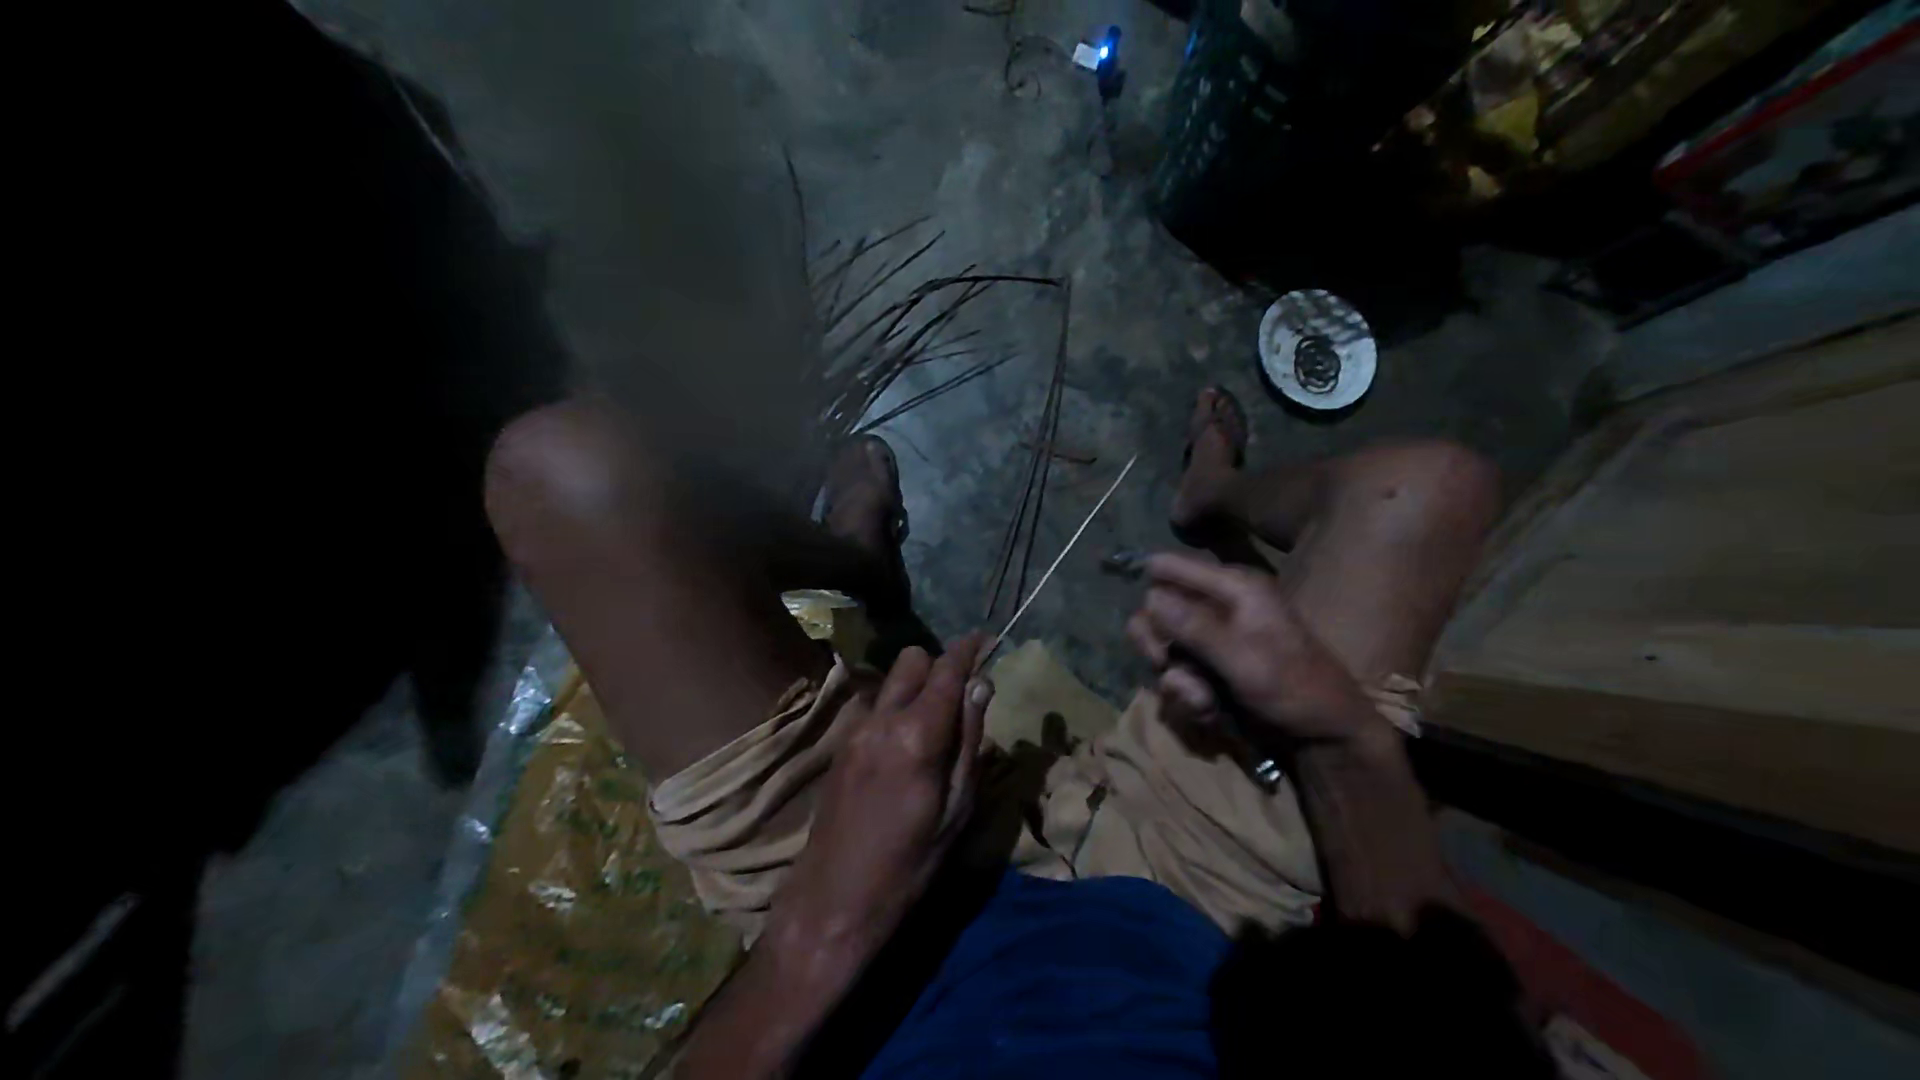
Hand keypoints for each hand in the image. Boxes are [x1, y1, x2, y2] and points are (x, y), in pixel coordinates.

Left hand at [764, 634, 993, 963]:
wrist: (833, 899)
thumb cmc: (910, 864)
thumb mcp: (956, 808)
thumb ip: (969, 740)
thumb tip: (981, 687)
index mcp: (917, 734)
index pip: (947, 669)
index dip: (969, 648)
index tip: (987, 639)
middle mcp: (882, 718)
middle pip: (912, 659)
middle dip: (940, 664)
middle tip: (962, 694)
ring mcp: (856, 729)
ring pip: (892, 680)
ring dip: (917, 686)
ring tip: (936, 724)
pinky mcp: (842, 744)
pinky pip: (877, 705)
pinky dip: (897, 706)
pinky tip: (907, 745)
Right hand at [1126, 553, 1375, 743]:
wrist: (1324, 735)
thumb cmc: (1293, 687)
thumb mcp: (1243, 657)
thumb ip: (1194, 626)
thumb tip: (1149, 597)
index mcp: (1233, 588)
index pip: (1171, 567)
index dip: (1150, 588)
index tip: (1151, 629)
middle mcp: (1217, 606)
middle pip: (1155, 610)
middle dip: (1156, 644)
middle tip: (1165, 664)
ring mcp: (1210, 639)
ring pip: (1162, 648)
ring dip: (1176, 679)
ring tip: (1201, 701)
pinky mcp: (1207, 667)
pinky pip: (1176, 674)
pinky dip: (1187, 695)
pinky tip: (1207, 711)